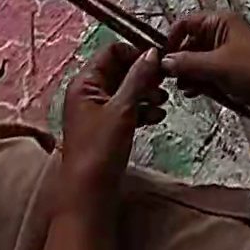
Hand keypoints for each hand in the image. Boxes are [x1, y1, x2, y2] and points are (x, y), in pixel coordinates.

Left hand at [59, 42, 165, 200]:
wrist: (89, 198)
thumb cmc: (100, 149)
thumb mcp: (122, 108)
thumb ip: (138, 77)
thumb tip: (152, 51)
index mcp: (85, 82)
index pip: (112, 51)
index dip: (135, 52)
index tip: (158, 58)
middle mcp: (89, 92)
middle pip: (120, 70)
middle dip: (144, 74)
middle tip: (164, 81)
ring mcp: (97, 111)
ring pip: (126, 89)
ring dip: (146, 92)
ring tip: (163, 101)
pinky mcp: (106, 128)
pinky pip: (126, 108)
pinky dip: (142, 109)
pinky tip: (157, 116)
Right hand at [161, 12, 249, 122]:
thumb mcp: (218, 66)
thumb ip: (188, 63)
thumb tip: (163, 62)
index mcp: (220, 22)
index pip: (187, 23)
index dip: (172, 38)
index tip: (159, 60)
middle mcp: (221, 34)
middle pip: (190, 42)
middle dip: (179, 59)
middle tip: (167, 79)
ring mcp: (226, 54)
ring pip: (197, 60)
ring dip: (188, 73)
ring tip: (183, 88)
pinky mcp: (230, 72)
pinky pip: (207, 73)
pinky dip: (199, 81)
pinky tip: (193, 93)